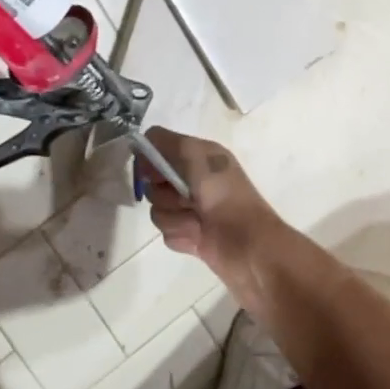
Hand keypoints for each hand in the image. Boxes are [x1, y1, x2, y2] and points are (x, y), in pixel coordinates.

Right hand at [140, 128, 285, 306]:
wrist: (249, 247)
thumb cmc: (223, 195)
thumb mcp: (193, 153)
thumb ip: (163, 141)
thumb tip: (140, 147)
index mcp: (199, 156)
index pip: (158, 150)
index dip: (151, 162)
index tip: (154, 174)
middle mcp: (195, 180)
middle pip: (153, 183)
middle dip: (164, 194)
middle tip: (187, 199)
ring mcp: (193, 210)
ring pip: (157, 210)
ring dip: (174, 217)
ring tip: (196, 223)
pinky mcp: (192, 236)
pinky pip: (167, 232)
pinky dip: (180, 235)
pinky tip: (198, 238)